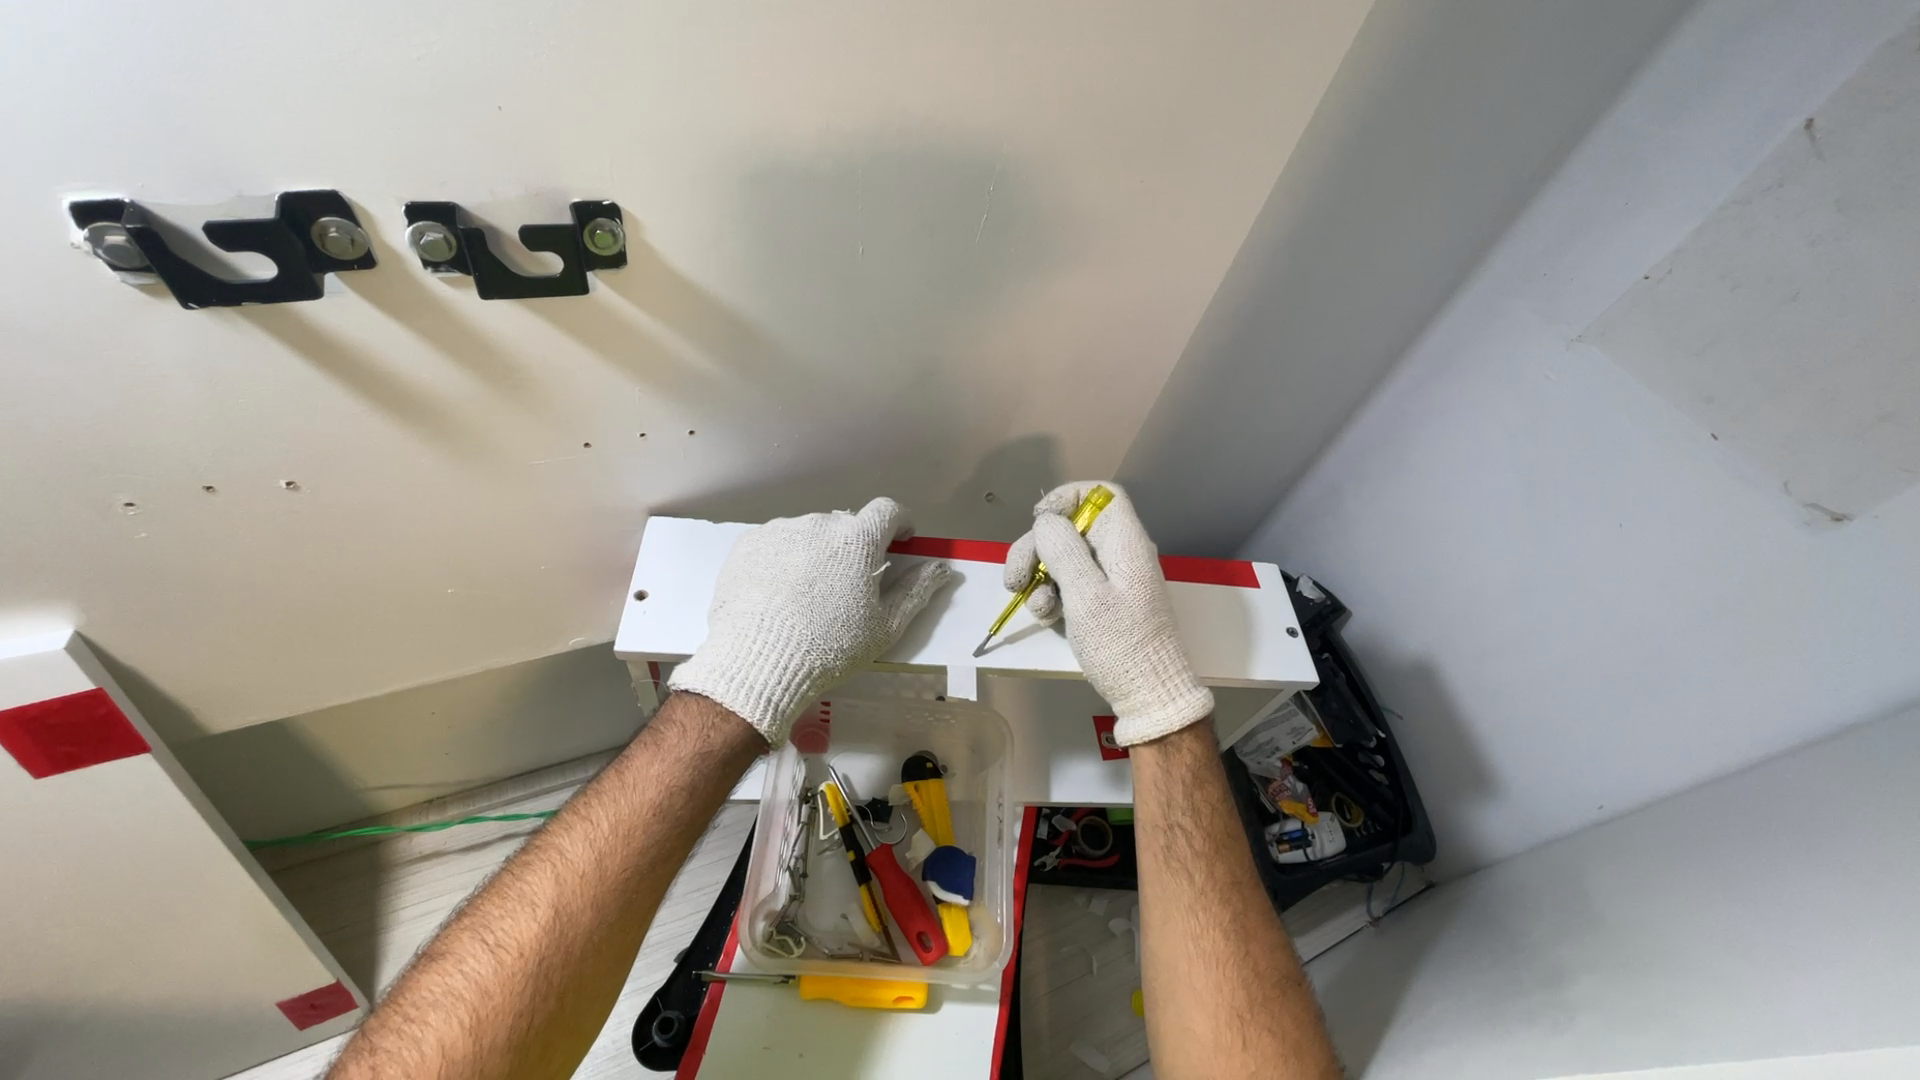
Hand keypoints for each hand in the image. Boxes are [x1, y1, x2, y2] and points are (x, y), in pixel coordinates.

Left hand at [669, 497, 954, 746]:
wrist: (757, 663)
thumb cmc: (830, 647)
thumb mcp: (884, 627)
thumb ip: (916, 591)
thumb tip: (940, 568)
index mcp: (858, 539)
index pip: (888, 510)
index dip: (898, 524)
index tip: (898, 544)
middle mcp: (820, 523)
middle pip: (846, 526)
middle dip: (854, 548)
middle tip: (847, 587)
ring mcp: (780, 530)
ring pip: (810, 534)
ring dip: (817, 553)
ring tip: (806, 596)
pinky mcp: (749, 543)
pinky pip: (777, 543)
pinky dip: (784, 560)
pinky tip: (777, 595)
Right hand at [1004, 481, 1212, 746]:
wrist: (1148, 694)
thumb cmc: (1120, 644)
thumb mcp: (1085, 596)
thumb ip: (1064, 551)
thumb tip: (1047, 522)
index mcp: (1125, 543)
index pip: (1101, 495)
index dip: (1067, 499)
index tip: (1038, 521)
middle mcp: (1120, 554)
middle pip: (1072, 528)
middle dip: (1037, 548)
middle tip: (1013, 578)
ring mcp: (1113, 579)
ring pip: (1066, 558)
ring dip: (1040, 577)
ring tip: (1034, 607)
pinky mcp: (1105, 602)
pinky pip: (1072, 584)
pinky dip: (1054, 596)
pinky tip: (1048, 617)